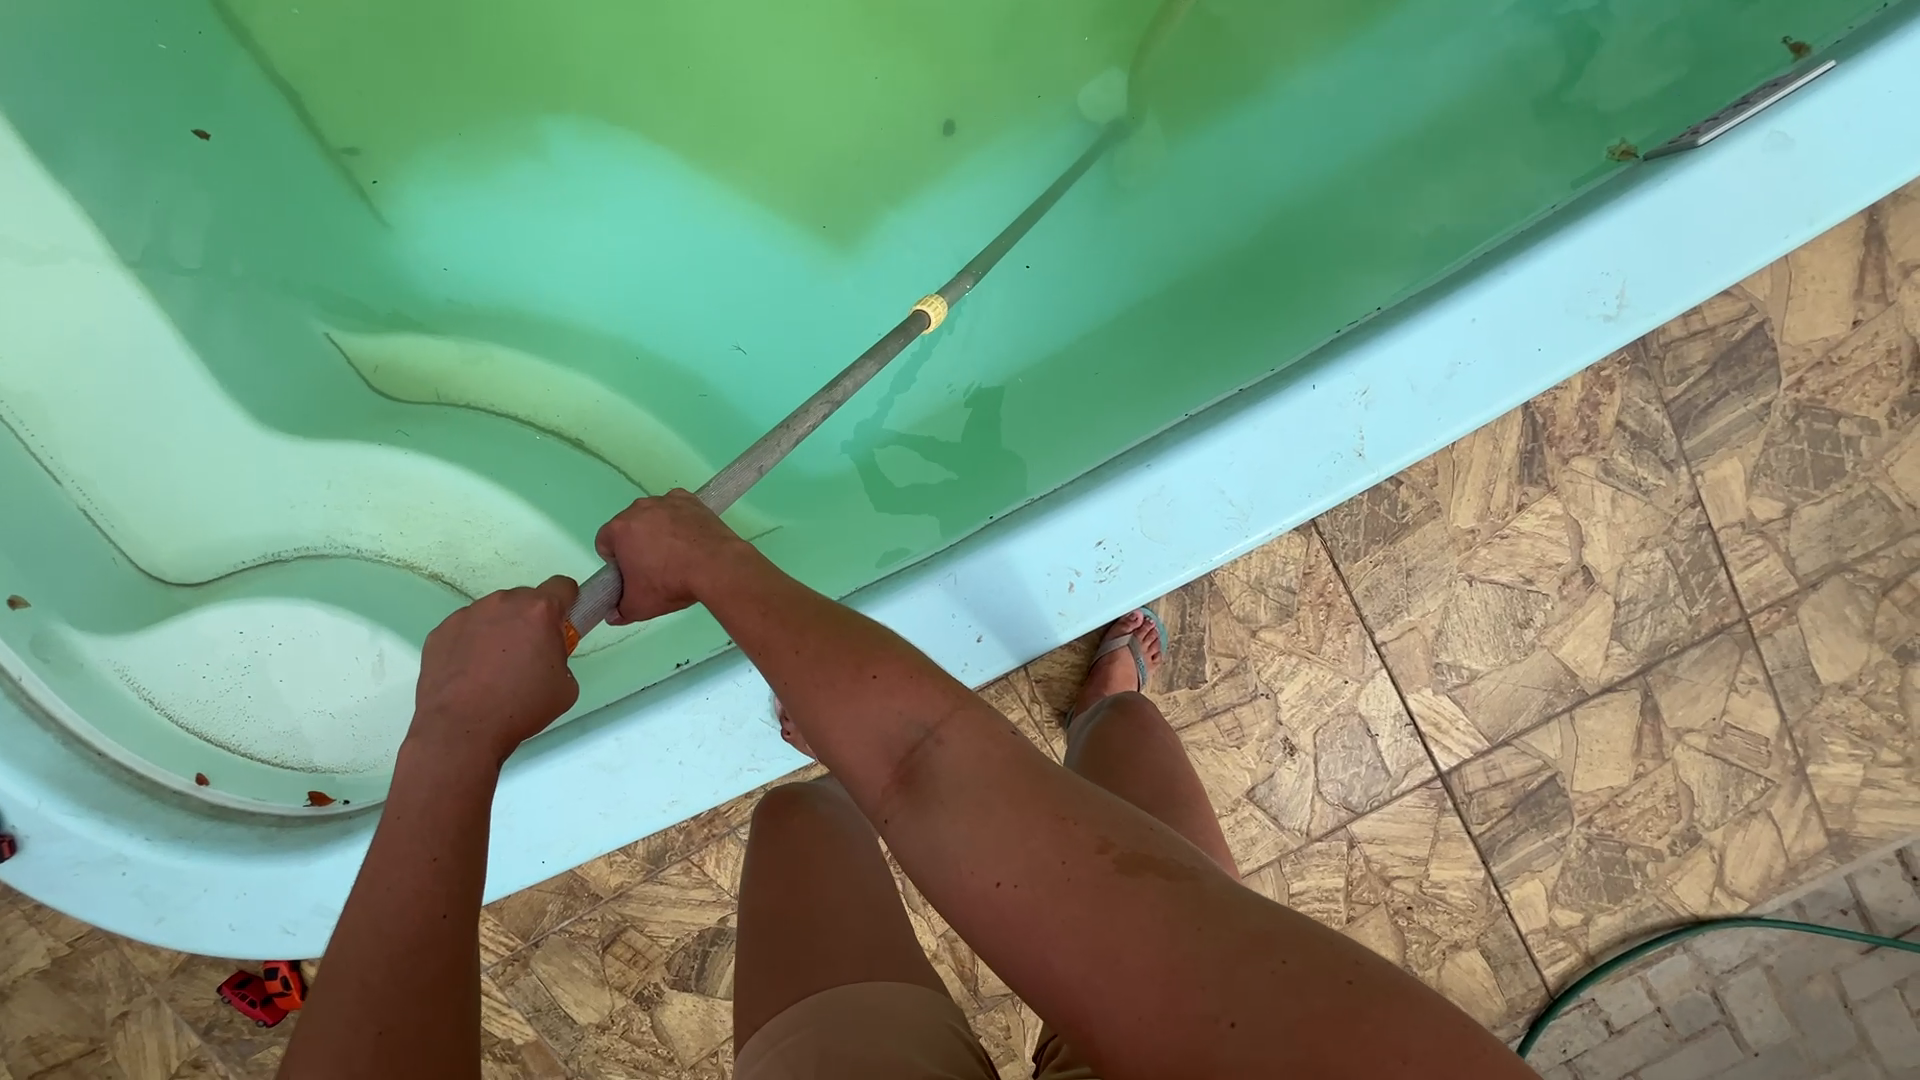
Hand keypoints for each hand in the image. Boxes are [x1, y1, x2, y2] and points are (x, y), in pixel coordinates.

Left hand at [410, 576, 580, 767]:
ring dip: (500, 629)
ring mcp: (467, 616)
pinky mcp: (440, 632)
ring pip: (494, 613)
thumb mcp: (566, 684)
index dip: (568, 602)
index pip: (563, 585)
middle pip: (526, 599)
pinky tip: (470, 673)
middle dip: (531, 619)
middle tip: (529, 653)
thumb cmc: (522, 707)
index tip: (563, 623)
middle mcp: (503, 604)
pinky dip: (472, 643)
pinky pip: (466, 628)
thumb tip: (544, 654)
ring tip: (494, 667)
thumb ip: (561, 655)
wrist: (462, 730)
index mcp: (540, 611)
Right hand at [594, 490, 751, 623]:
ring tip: (678, 553)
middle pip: (630, 528)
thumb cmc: (671, 583)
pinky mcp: (691, 500)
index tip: (632, 574)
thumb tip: (614, 615)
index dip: (616, 562)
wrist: (717, 567)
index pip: (605, 544)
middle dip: (638, 544)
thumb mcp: (640, 606)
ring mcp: (666, 501)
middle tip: (656, 566)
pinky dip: (680, 519)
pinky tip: (690, 537)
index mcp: (619, 530)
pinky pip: (677, 508)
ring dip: (659, 531)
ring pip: (654, 517)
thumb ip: (620, 610)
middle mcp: (639, 508)